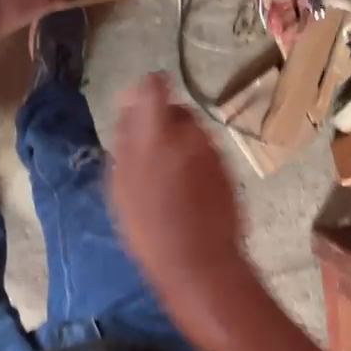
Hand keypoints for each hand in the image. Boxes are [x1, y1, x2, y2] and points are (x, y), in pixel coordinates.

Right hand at [109, 75, 252, 296]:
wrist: (199, 263)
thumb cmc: (149, 228)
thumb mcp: (121, 186)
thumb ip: (125, 141)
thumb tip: (129, 110)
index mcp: (158, 133)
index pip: (154, 87)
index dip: (145, 89)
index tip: (135, 105)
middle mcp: (191, 134)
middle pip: (176, 109)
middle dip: (162, 123)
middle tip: (147, 152)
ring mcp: (214, 152)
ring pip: (193, 132)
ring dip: (179, 143)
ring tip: (165, 177)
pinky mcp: (228, 170)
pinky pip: (206, 154)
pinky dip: (195, 162)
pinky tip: (185, 190)